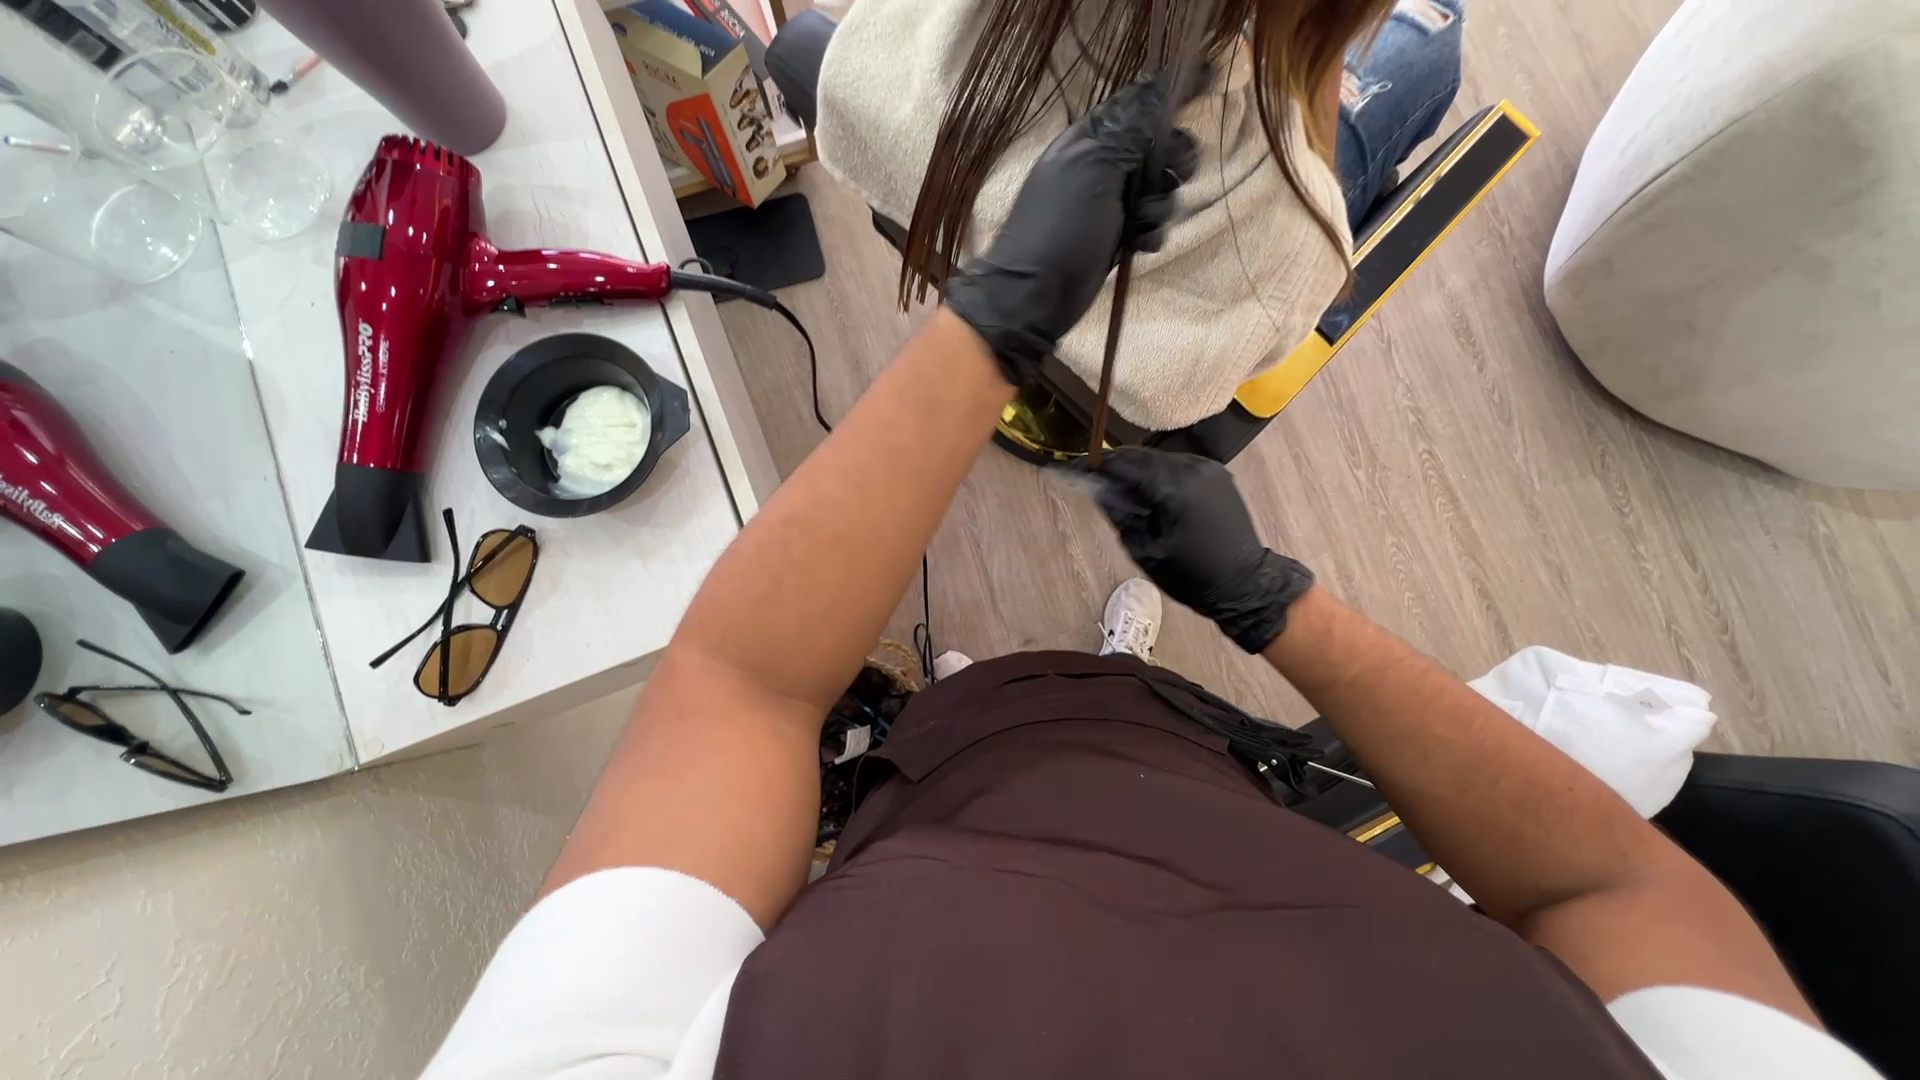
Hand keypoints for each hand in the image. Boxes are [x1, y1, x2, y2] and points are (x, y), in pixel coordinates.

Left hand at [944, 75, 1200, 384]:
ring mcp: (1110, 203)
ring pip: (1161, 189)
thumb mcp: (1095, 168)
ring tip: (1139, 224)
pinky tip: (1137, 247)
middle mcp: (1103, 165)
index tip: (1210, 80)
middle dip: (1171, 162)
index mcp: (1091, 138)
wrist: (1036, 294)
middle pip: (1160, 146)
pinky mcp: (1117, 237)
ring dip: (1160, 206)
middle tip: (1166, 180)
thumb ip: (1132, 128)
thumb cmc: (1060, 226)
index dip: (1172, 92)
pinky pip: (1151, 225)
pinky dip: (1150, 234)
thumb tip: (1163, 86)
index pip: (1140, 101)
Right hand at [1089, 448, 1314, 652]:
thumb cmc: (1189, 575)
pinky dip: (1159, 472)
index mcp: (1171, 489)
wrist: (1244, 583)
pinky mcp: (1217, 473)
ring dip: (1137, 467)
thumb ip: (1119, 513)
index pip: (1123, 465)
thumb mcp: (1144, 549)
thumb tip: (1097, 488)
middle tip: (1093, 477)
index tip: (1074, 470)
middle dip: (1115, 464)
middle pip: (1141, 456)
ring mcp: (1207, 468)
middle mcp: (1191, 469)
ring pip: (1159, 458)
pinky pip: (1179, 464)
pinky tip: (1150, 488)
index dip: (1095, 466)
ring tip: (1120, 484)